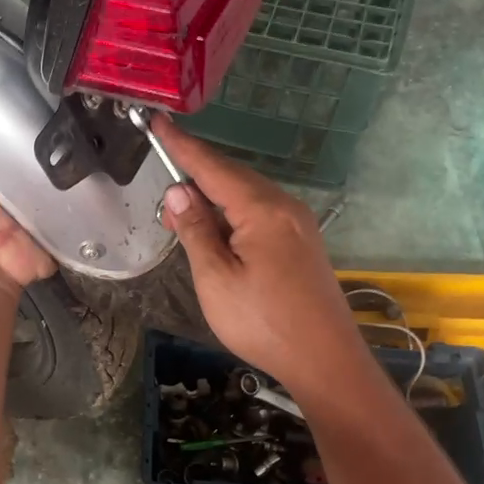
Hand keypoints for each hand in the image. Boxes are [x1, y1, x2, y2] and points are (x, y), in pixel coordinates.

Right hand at [153, 118, 364, 389]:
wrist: (326, 361)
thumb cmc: (264, 323)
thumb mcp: (216, 279)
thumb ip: (196, 232)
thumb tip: (178, 193)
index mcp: (263, 210)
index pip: (213, 167)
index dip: (182, 146)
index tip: (158, 123)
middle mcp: (285, 207)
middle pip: (233, 177)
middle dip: (196, 178)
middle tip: (164, 199)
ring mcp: (299, 224)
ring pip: (248, 196)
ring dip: (214, 200)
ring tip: (184, 219)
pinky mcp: (303, 243)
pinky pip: (261, 213)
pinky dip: (233, 214)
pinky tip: (219, 233)